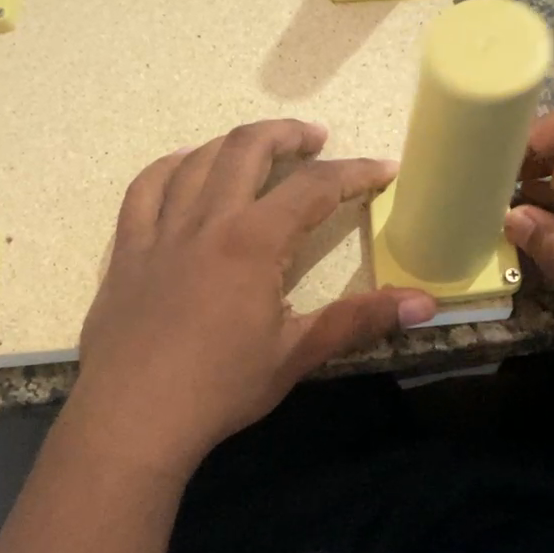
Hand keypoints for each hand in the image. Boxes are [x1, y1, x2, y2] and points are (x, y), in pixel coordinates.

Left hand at [70, 119, 436, 474]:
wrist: (134, 417)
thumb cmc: (220, 388)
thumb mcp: (296, 355)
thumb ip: (358, 320)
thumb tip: (425, 305)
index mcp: (254, 242)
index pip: (314, 187)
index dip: (355, 172)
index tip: (384, 169)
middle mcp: (207, 220)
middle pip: (248, 149)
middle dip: (288, 135)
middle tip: (315, 139)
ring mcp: (161, 230)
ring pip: (197, 160)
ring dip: (233, 143)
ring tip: (258, 149)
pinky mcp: (128, 249)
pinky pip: (145, 187)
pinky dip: (171, 166)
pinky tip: (185, 166)